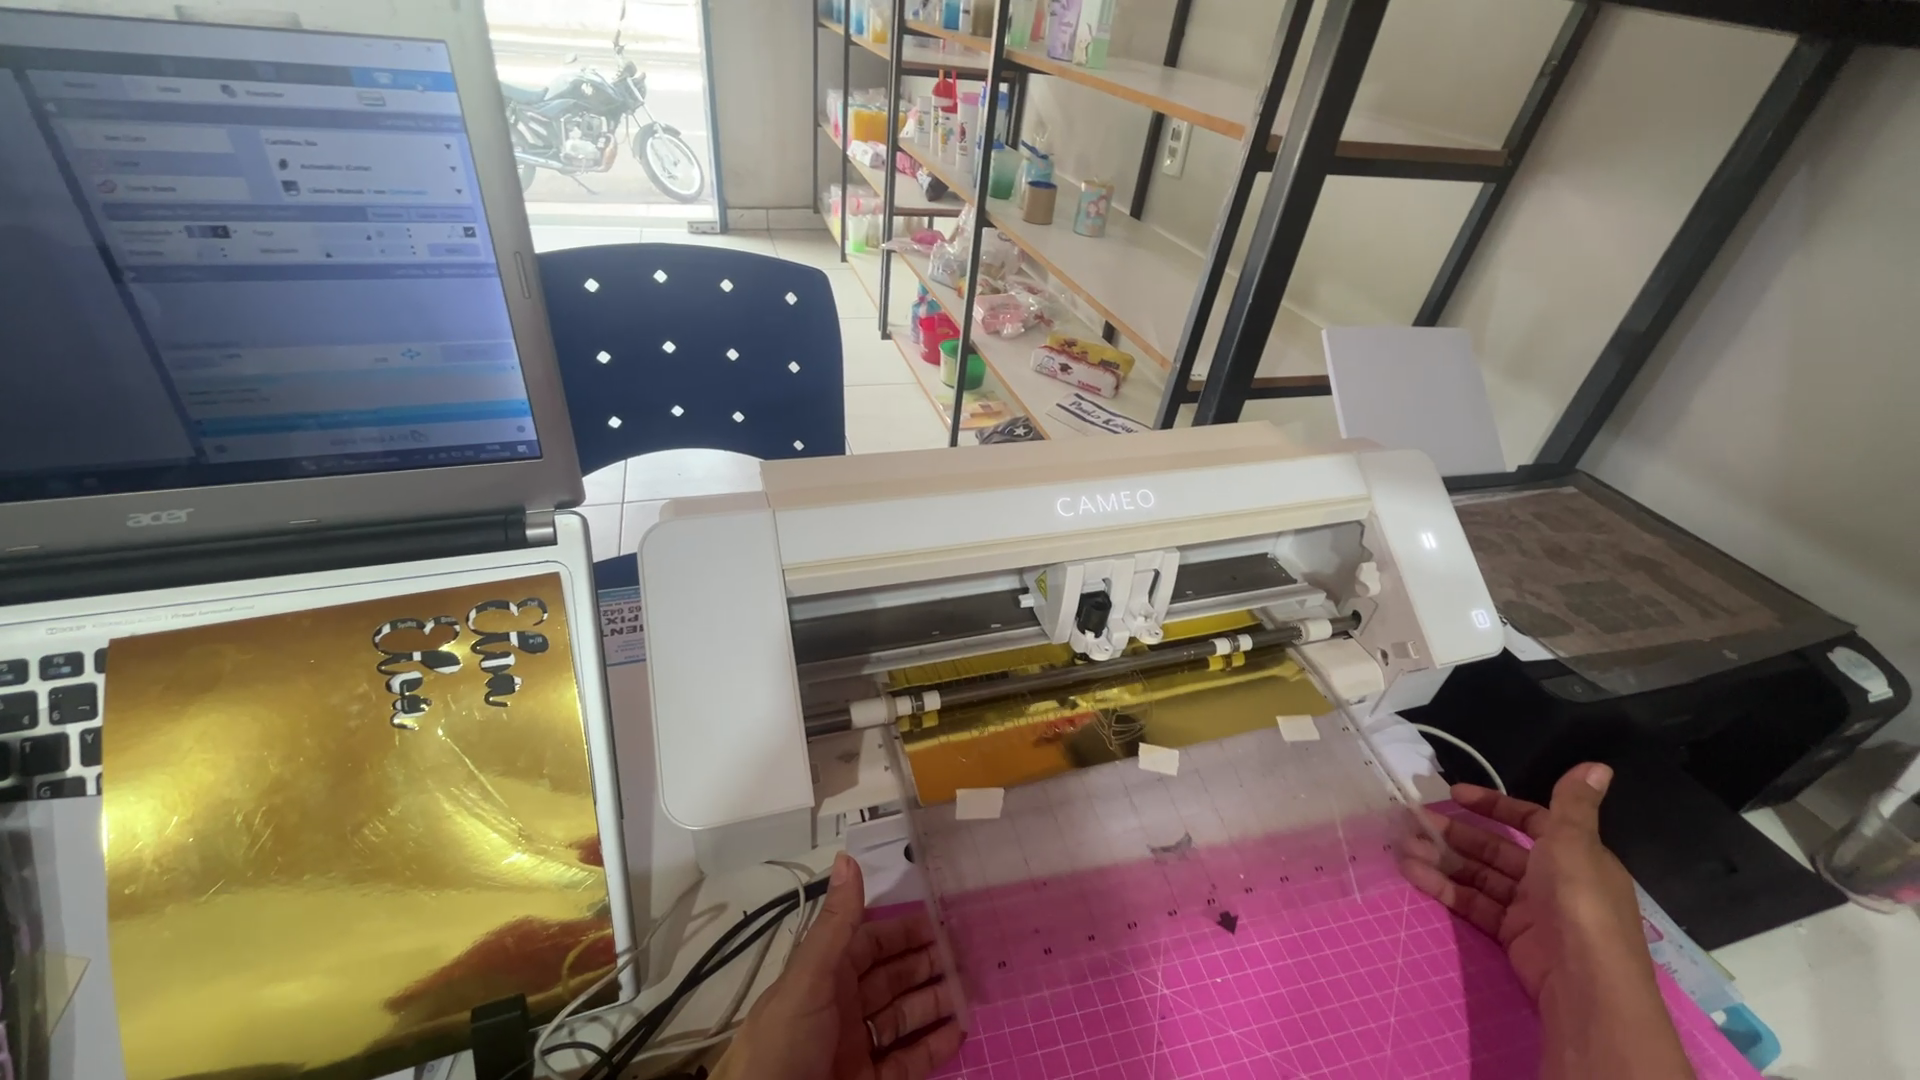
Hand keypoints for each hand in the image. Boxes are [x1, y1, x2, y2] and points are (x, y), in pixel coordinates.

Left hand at [712, 852, 962, 1079]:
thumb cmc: (783, 1045)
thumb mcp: (808, 980)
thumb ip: (836, 924)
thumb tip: (847, 856)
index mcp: (824, 977)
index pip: (869, 942)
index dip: (902, 930)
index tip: (939, 919)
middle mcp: (841, 1008)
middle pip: (891, 978)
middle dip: (925, 964)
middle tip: (965, 954)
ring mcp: (855, 1048)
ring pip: (902, 1017)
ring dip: (934, 1002)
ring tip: (969, 990)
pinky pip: (907, 1061)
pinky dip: (933, 1046)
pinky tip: (960, 1032)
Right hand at [1402, 763, 1693, 1078]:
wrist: (1584, 982)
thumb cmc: (1578, 901)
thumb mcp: (1575, 844)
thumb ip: (1575, 805)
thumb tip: (1597, 765)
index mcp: (1574, 855)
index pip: (1532, 821)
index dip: (1495, 805)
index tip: (1454, 793)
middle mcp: (1553, 879)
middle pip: (1498, 848)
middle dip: (1456, 833)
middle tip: (1414, 820)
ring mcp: (1531, 910)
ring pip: (1479, 875)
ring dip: (1442, 859)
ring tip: (1403, 846)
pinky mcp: (1511, 935)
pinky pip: (1473, 903)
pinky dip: (1444, 887)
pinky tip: (1414, 873)